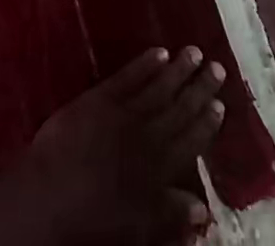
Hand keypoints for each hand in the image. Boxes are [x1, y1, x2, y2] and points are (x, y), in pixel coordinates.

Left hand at [15, 46, 225, 244]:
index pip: (191, 141)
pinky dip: (145, 64)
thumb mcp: (140, 223)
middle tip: (218, 67)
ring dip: (178, 70)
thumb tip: (204, 209)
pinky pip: (128, 77)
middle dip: (200, 89)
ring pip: (158, 88)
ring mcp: (124, 113)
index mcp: (159, 168)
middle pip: (179, 109)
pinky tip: (159, 52)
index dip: (207, 122)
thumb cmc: (94, 214)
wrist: (53, 192)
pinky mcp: (100, 97)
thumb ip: (172, 211)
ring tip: (194, 52)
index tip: (221, 104)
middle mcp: (148, 136)